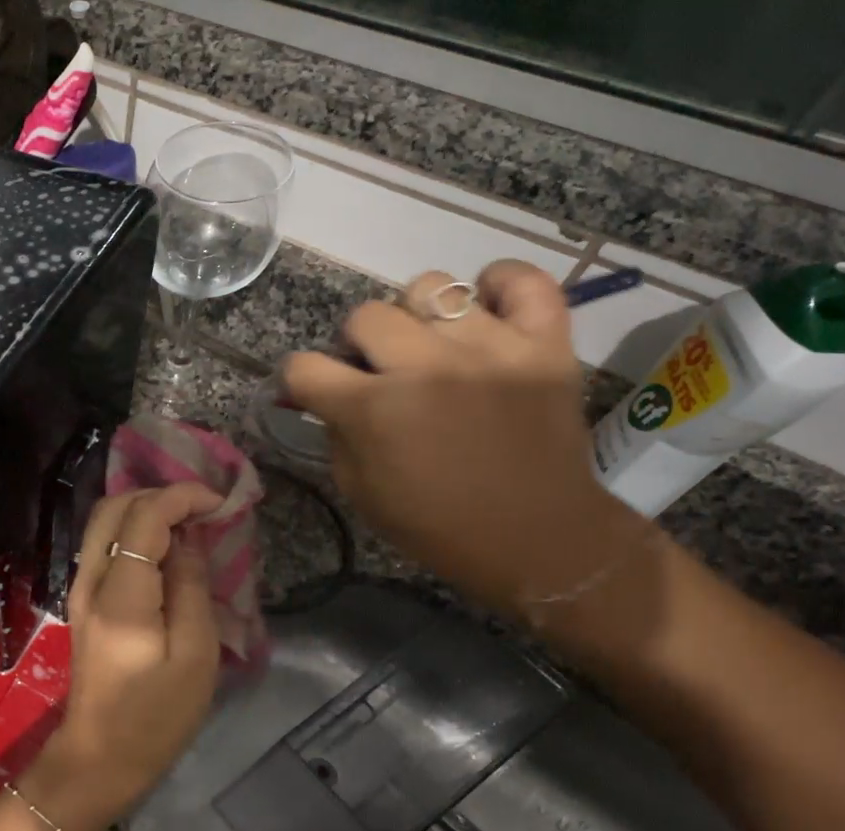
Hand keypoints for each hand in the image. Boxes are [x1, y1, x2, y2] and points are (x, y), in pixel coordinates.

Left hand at [19, 482, 224, 830]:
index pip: (143, 517)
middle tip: (206, 507)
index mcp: (121, 595)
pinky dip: (134, 533)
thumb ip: (191, 588)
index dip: (182, 497)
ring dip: (145, 511)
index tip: (222, 503)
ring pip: (103, 524)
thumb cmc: (156, 716)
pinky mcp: (83, 603)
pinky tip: (168, 548)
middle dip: (161, 495)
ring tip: (192, 522)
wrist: (100, 756)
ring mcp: (80, 591)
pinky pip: (104, 548)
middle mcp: (90, 582)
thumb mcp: (194, 656)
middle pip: (113, 508)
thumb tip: (190, 539)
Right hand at [282, 260, 642, 618]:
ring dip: (418, 316)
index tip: (314, 390)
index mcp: (372, 408)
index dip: (300, 379)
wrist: (533, 534)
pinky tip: (486, 308)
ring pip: (433, 288)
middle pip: (365, 315)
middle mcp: (424, 366)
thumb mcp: (358, 489)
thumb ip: (337, 433)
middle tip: (377, 370)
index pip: (303, 366)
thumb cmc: (432, 522)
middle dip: (357, 343)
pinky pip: (525, 282)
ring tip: (432, 343)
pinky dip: (502, 284)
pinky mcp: (544, 343)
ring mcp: (490, 348)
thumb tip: (329, 399)